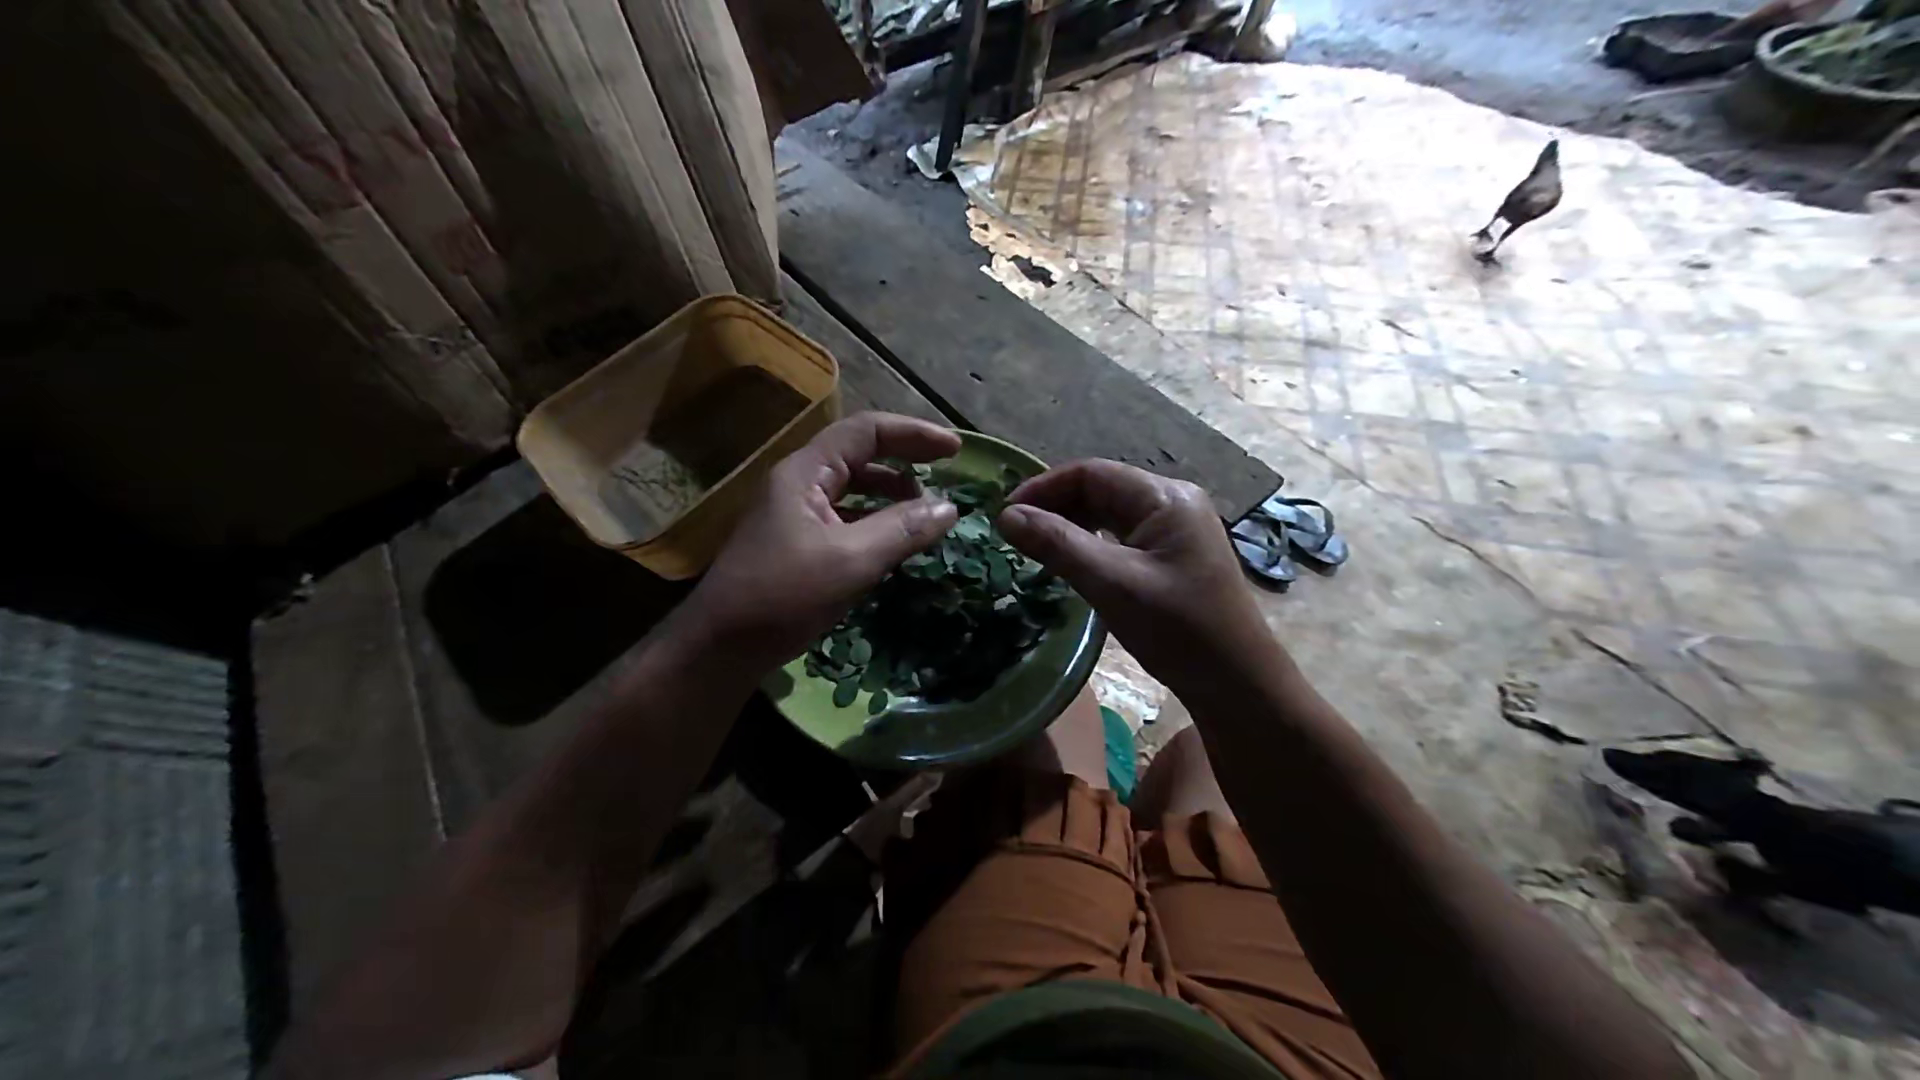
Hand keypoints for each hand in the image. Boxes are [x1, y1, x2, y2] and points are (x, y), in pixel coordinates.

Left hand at [688, 412, 960, 669]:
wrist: (721, 646)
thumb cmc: (782, 596)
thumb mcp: (850, 561)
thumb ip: (902, 530)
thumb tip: (950, 508)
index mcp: (806, 473)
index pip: (866, 432)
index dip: (914, 434)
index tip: (956, 449)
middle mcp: (800, 483)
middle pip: (860, 454)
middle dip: (906, 461)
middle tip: (947, 476)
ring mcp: (796, 512)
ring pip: (854, 487)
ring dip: (892, 492)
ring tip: (927, 510)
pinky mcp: (799, 541)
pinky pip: (846, 516)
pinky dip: (876, 520)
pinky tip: (896, 540)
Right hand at [996, 460, 1275, 686]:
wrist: (1236, 681)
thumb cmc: (1178, 629)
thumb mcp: (1112, 584)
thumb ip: (1058, 545)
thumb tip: (1005, 516)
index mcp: (1165, 497)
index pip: (1092, 473)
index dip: (1043, 487)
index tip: (1005, 514)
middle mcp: (1172, 502)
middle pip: (1100, 489)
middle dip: (1054, 506)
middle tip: (1013, 533)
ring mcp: (1175, 529)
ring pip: (1109, 513)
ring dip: (1069, 524)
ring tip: (1033, 547)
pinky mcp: (1172, 555)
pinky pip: (1121, 535)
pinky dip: (1089, 542)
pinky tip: (1069, 561)